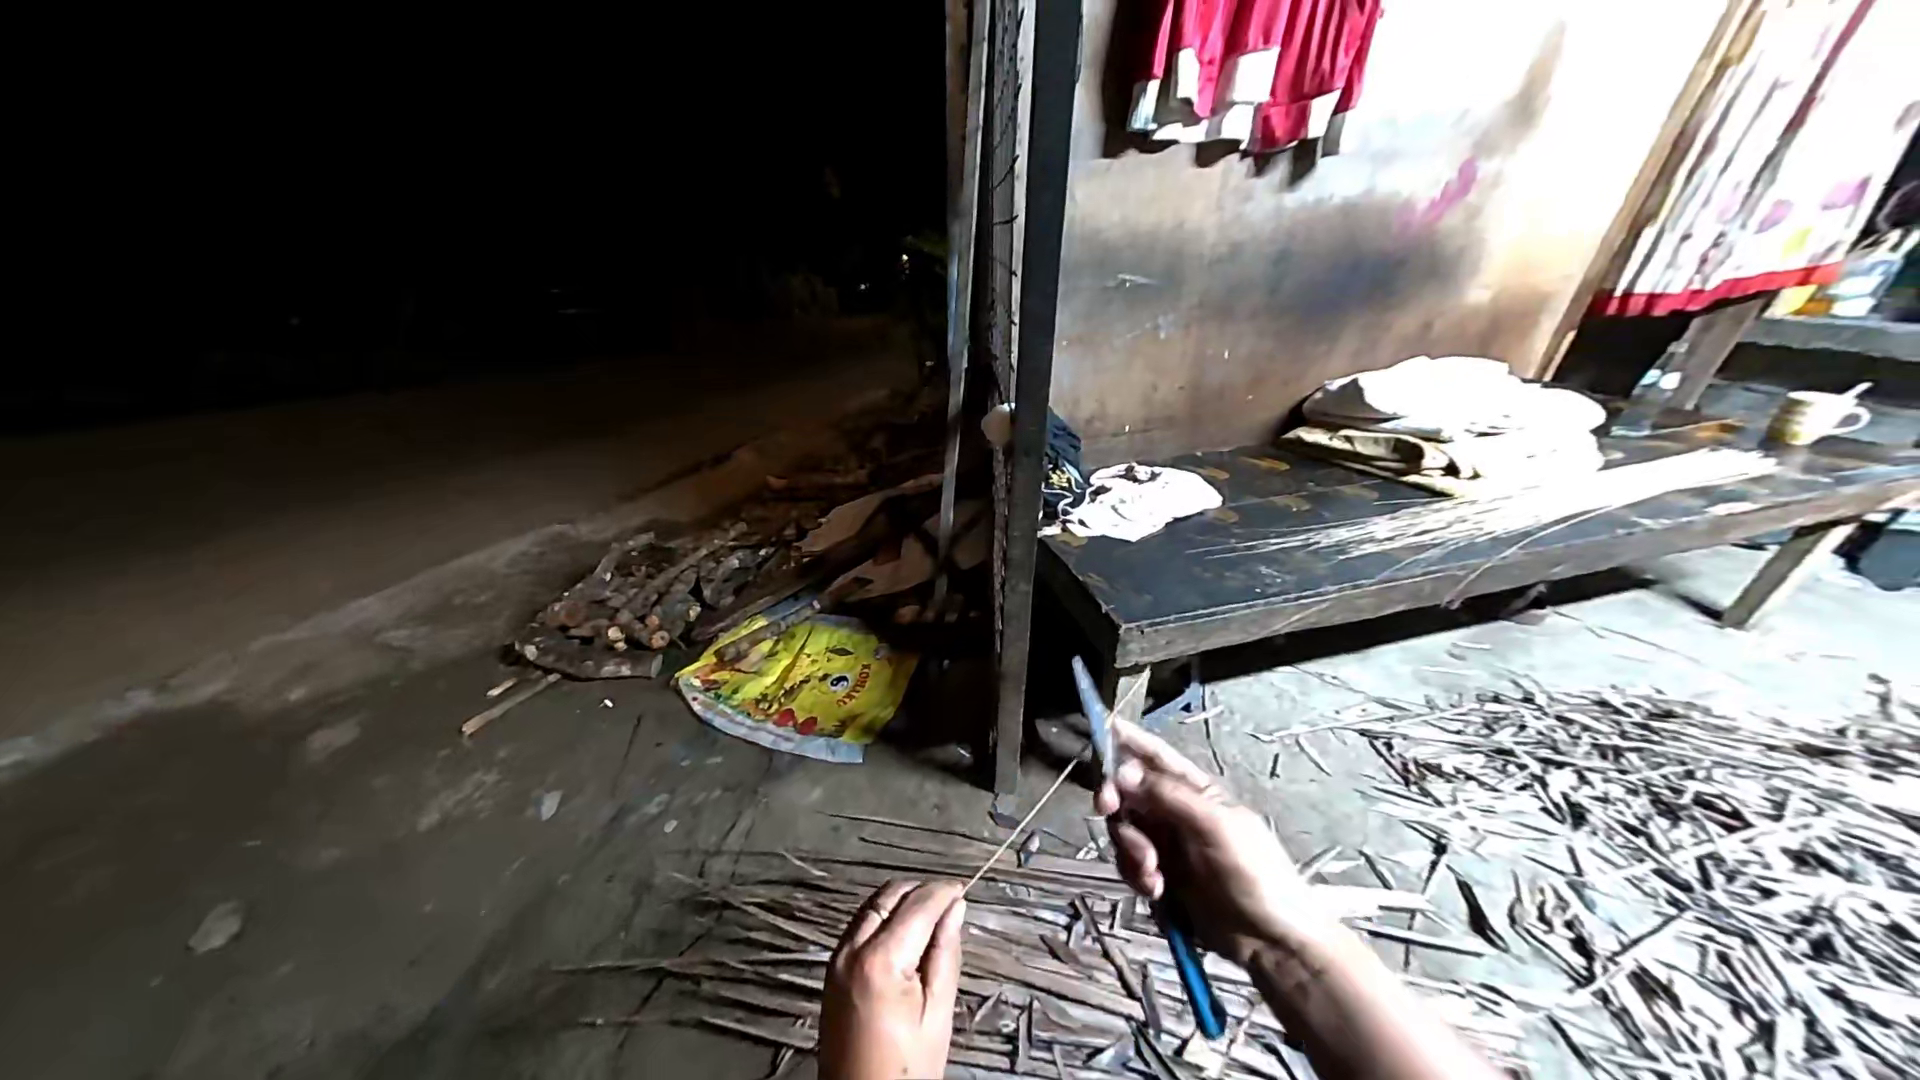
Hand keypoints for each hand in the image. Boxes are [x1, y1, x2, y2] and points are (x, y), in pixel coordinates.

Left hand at [819, 879, 966, 1079]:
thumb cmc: (906, 1069)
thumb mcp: (937, 1013)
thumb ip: (946, 952)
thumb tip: (956, 907)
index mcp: (881, 961)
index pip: (918, 906)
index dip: (943, 892)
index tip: (963, 888)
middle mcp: (852, 950)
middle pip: (890, 895)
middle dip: (922, 890)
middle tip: (950, 900)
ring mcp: (837, 958)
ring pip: (872, 904)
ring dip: (901, 899)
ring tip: (931, 913)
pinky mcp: (832, 969)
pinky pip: (860, 923)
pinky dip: (883, 914)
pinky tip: (904, 928)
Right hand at [1094, 716, 1333, 966]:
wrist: (1271, 942)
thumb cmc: (1255, 874)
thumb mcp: (1216, 827)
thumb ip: (1169, 797)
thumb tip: (1124, 773)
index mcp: (1194, 790)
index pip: (1155, 756)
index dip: (1128, 740)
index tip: (1101, 728)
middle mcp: (1174, 810)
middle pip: (1127, 791)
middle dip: (1115, 798)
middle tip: (1107, 807)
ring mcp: (1165, 843)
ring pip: (1123, 828)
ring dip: (1129, 847)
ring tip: (1152, 872)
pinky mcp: (1159, 874)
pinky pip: (1128, 863)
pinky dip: (1134, 873)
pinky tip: (1155, 890)